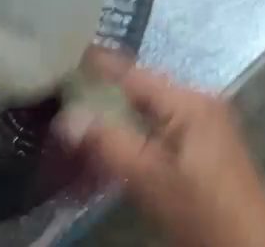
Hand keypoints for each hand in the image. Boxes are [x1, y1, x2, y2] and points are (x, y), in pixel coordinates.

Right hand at [58, 54, 264, 246]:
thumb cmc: (204, 210)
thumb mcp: (151, 178)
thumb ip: (109, 144)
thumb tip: (67, 118)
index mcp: (190, 100)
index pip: (135, 73)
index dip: (99, 65)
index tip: (64, 53)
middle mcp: (198, 105)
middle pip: (140, 95)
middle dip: (101, 102)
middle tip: (61, 102)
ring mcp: (204, 131)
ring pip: (147, 120)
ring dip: (114, 129)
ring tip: (75, 136)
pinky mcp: (204, 156)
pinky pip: (159, 139)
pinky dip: (132, 146)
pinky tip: (107, 161)